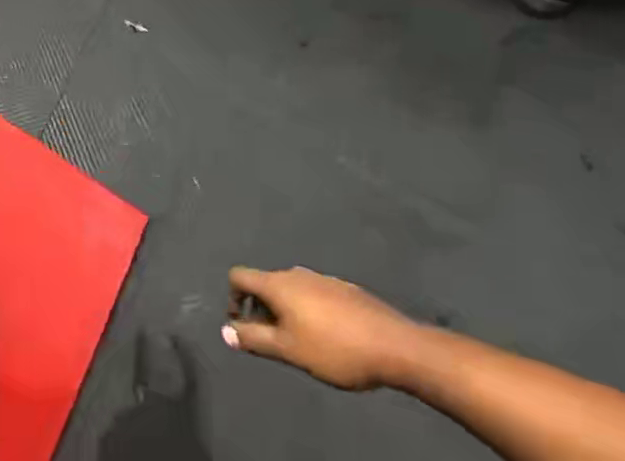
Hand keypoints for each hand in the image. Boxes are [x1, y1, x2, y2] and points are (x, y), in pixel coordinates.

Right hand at [223, 266, 427, 390]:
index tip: (242, 324)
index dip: (232, 298)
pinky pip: (317, 295)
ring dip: (288, 310)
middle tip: (274, 339)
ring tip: (303, 340)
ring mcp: (324, 279)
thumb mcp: (289, 350)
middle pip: (266, 284)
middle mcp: (296, 273)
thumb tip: (225, 331)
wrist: (400, 347)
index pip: (239, 276)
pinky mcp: (347, 290)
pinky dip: (312, 310)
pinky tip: (332, 337)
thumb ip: (254, 339)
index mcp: (277, 284)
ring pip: (293, 290)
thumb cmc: (335, 349)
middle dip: (262, 309)